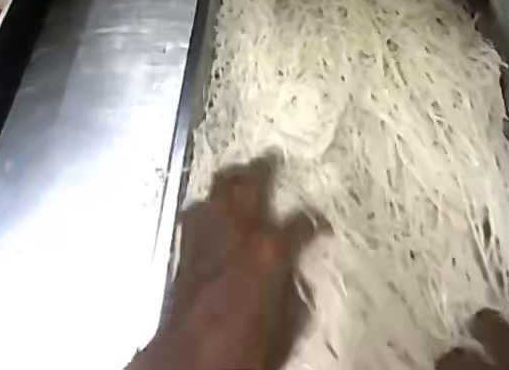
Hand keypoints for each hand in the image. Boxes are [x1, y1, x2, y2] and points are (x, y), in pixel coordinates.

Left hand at [131, 154, 322, 369]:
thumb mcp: (286, 325)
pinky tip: (211, 208)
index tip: (321, 225)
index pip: (302, 222)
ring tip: (241, 174)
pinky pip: (197, 208)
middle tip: (274, 159)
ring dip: (233, 178)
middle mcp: (238, 229)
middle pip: (253, 181)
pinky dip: (207, 204)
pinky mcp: (187, 242)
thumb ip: (293, 288)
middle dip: (266, 167)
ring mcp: (209, 231)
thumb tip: (295, 272)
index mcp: (269, 249)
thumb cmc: (244, 350)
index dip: (315, 222)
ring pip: (221, 184)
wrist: (190, 363)